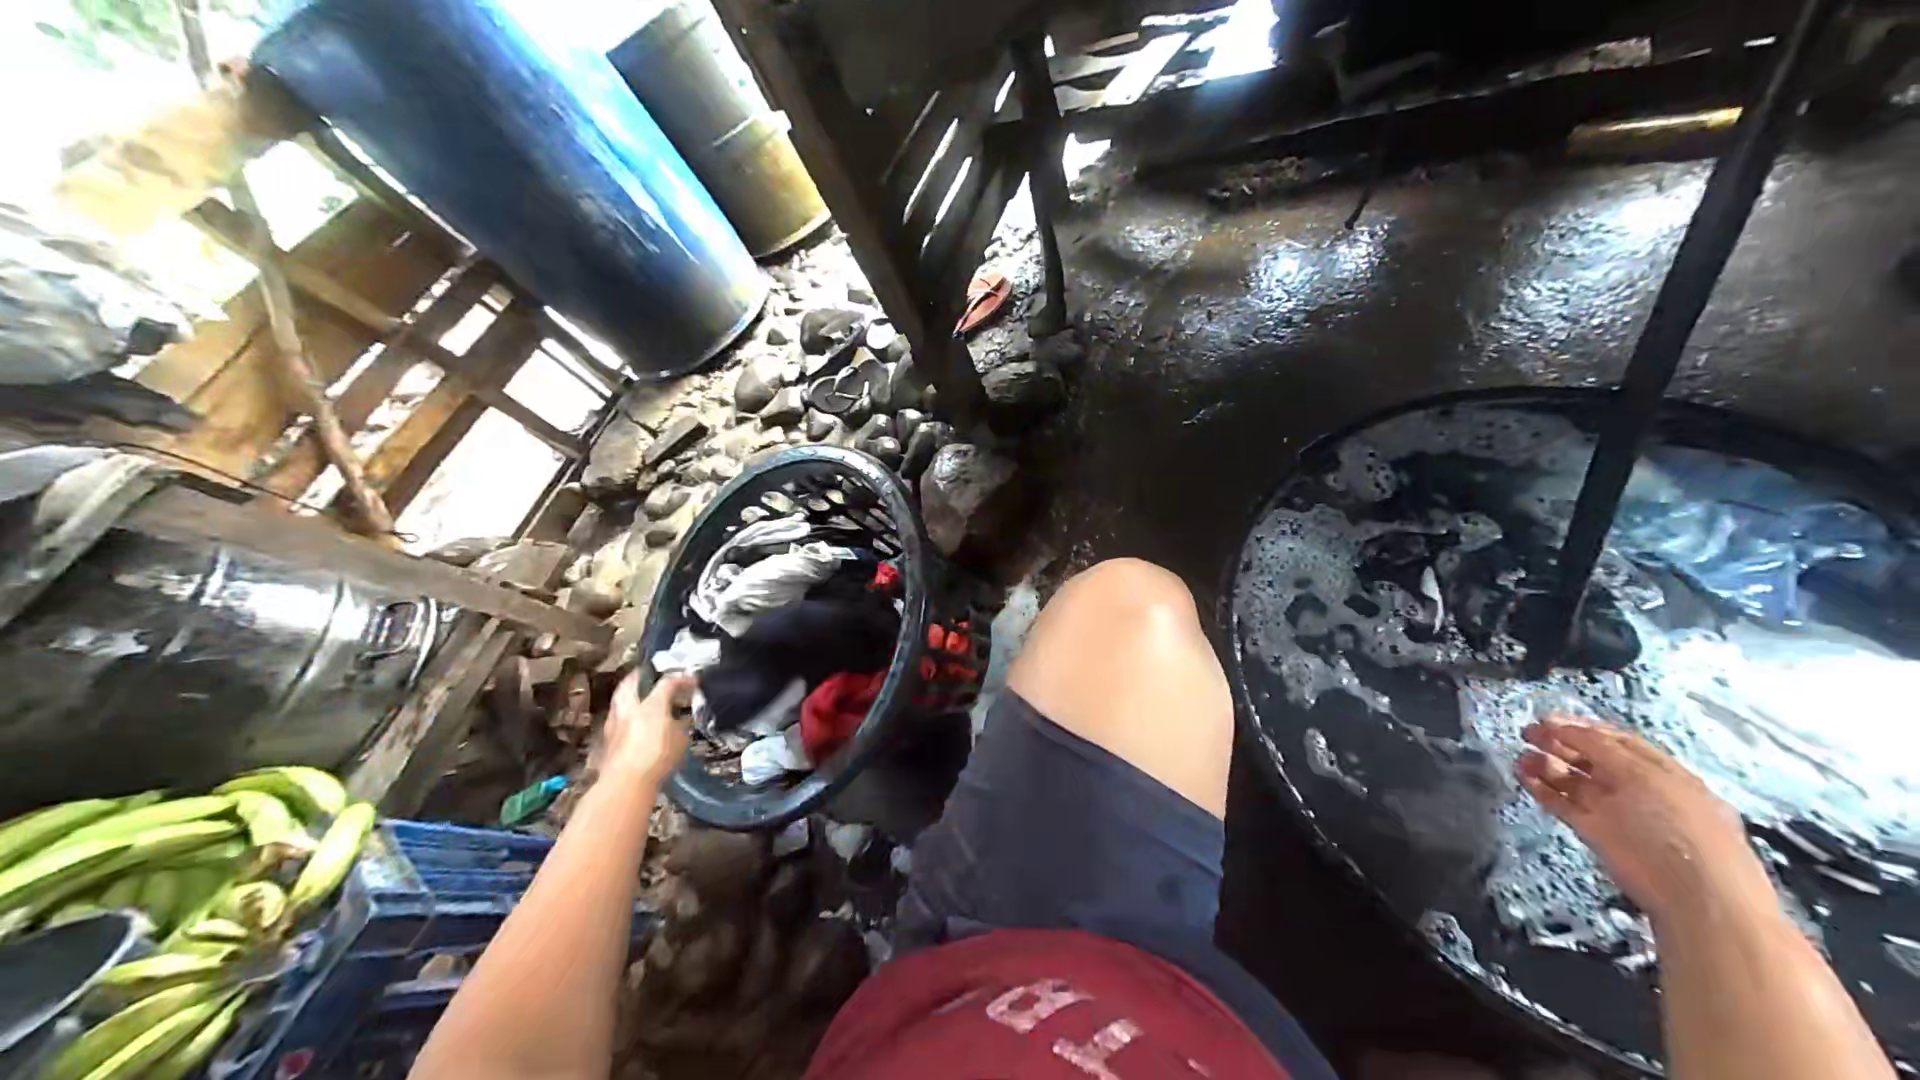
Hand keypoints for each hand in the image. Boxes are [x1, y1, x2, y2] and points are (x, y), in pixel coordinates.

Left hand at [602, 672, 694, 785]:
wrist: (626, 783)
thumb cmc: (656, 757)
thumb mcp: (680, 738)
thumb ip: (680, 724)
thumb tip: (679, 721)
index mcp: (652, 703)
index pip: (668, 682)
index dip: (682, 679)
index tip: (692, 680)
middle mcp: (629, 708)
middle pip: (632, 682)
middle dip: (642, 676)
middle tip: (652, 675)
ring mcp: (614, 722)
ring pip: (622, 700)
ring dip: (632, 697)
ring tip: (644, 700)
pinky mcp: (607, 740)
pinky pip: (618, 719)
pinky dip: (628, 716)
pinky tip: (636, 725)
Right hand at [1516, 715, 1772, 925]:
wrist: (1697, 899)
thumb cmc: (1678, 828)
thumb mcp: (1644, 777)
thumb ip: (1601, 748)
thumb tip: (1561, 727)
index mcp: (1661, 774)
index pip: (1617, 742)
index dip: (1582, 728)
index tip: (1547, 718)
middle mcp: (1637, 790)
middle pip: (1591, 759)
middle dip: (1558, 743)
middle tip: (1526, 733)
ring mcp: (1614, 812)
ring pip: (1573, 781)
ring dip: (1545, 764)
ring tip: (1520, 756)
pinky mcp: (1594, 832)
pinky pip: (1562, 804)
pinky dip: (1541, 788)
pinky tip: (1522, 775)